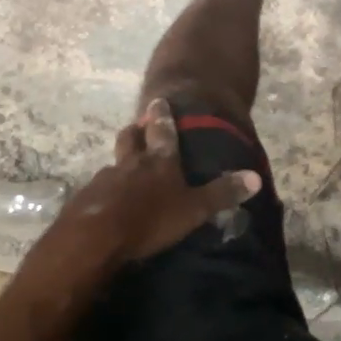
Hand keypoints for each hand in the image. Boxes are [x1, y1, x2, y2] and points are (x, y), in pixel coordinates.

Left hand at [31, 99, 262, 279]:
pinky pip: (97, 190)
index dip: (163, 115)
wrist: (93, 240)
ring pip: (112, 165)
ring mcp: (102, 181)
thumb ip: (222, 193)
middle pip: (130, 139)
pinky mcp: (83, 202)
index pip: (163, 131)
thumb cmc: (150, 219)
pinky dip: (104, 191)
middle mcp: (130, 164)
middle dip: (136, 130)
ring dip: (120, 163)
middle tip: (138, 125)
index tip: (159, 100)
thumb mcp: (194, 209)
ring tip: (125, 170)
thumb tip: (256, 178)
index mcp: (159, 161)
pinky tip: (107, 204)